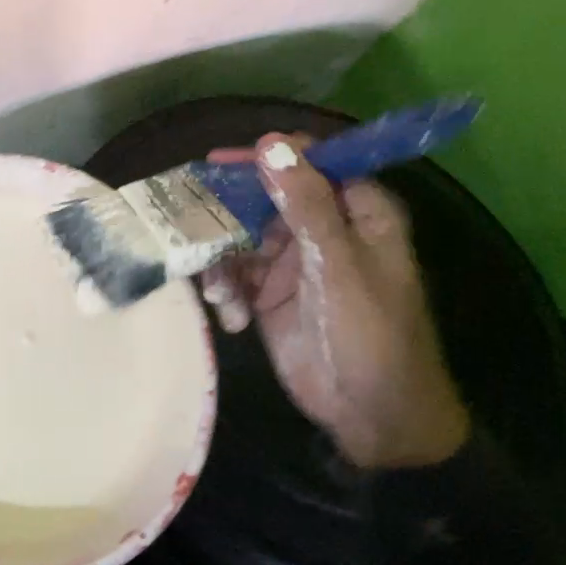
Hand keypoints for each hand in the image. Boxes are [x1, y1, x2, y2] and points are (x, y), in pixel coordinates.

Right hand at [198, 134, 470, 468]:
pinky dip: (224, 288)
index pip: (311, 163)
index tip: (221, 163)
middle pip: (265, 197)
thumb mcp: (339, 266)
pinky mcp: (268, 295)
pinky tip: (227, 314)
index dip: (269, 157)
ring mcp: (293, 262)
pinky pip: (234, 273)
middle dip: (228, 211)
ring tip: (214, 286)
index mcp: (357, 212)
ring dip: (221, 257)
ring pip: (241, 235)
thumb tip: (272, 143)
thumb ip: (305, 204)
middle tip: (189, 217)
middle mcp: (323, 229)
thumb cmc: (373, 336)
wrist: (376, 421)